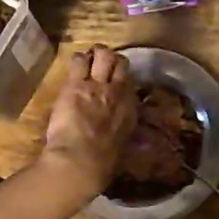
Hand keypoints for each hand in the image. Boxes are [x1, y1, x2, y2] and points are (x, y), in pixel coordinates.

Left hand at [39, 45, 135, 198]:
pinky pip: (80, 61)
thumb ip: (130, 143)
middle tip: (103, 64)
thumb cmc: (102, 164)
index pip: (131, 87)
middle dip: (112, 61)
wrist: (81, 160)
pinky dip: (77, 59)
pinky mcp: (76, 84)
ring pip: (104, 55)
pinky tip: (74, 64)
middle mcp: (118, 94)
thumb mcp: (123, 151)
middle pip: (121, 64)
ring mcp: (97, 86)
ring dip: (96, 54)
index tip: (114, 84)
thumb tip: (144, 148)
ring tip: (89, 58)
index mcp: (130, 112)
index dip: (122, 82)